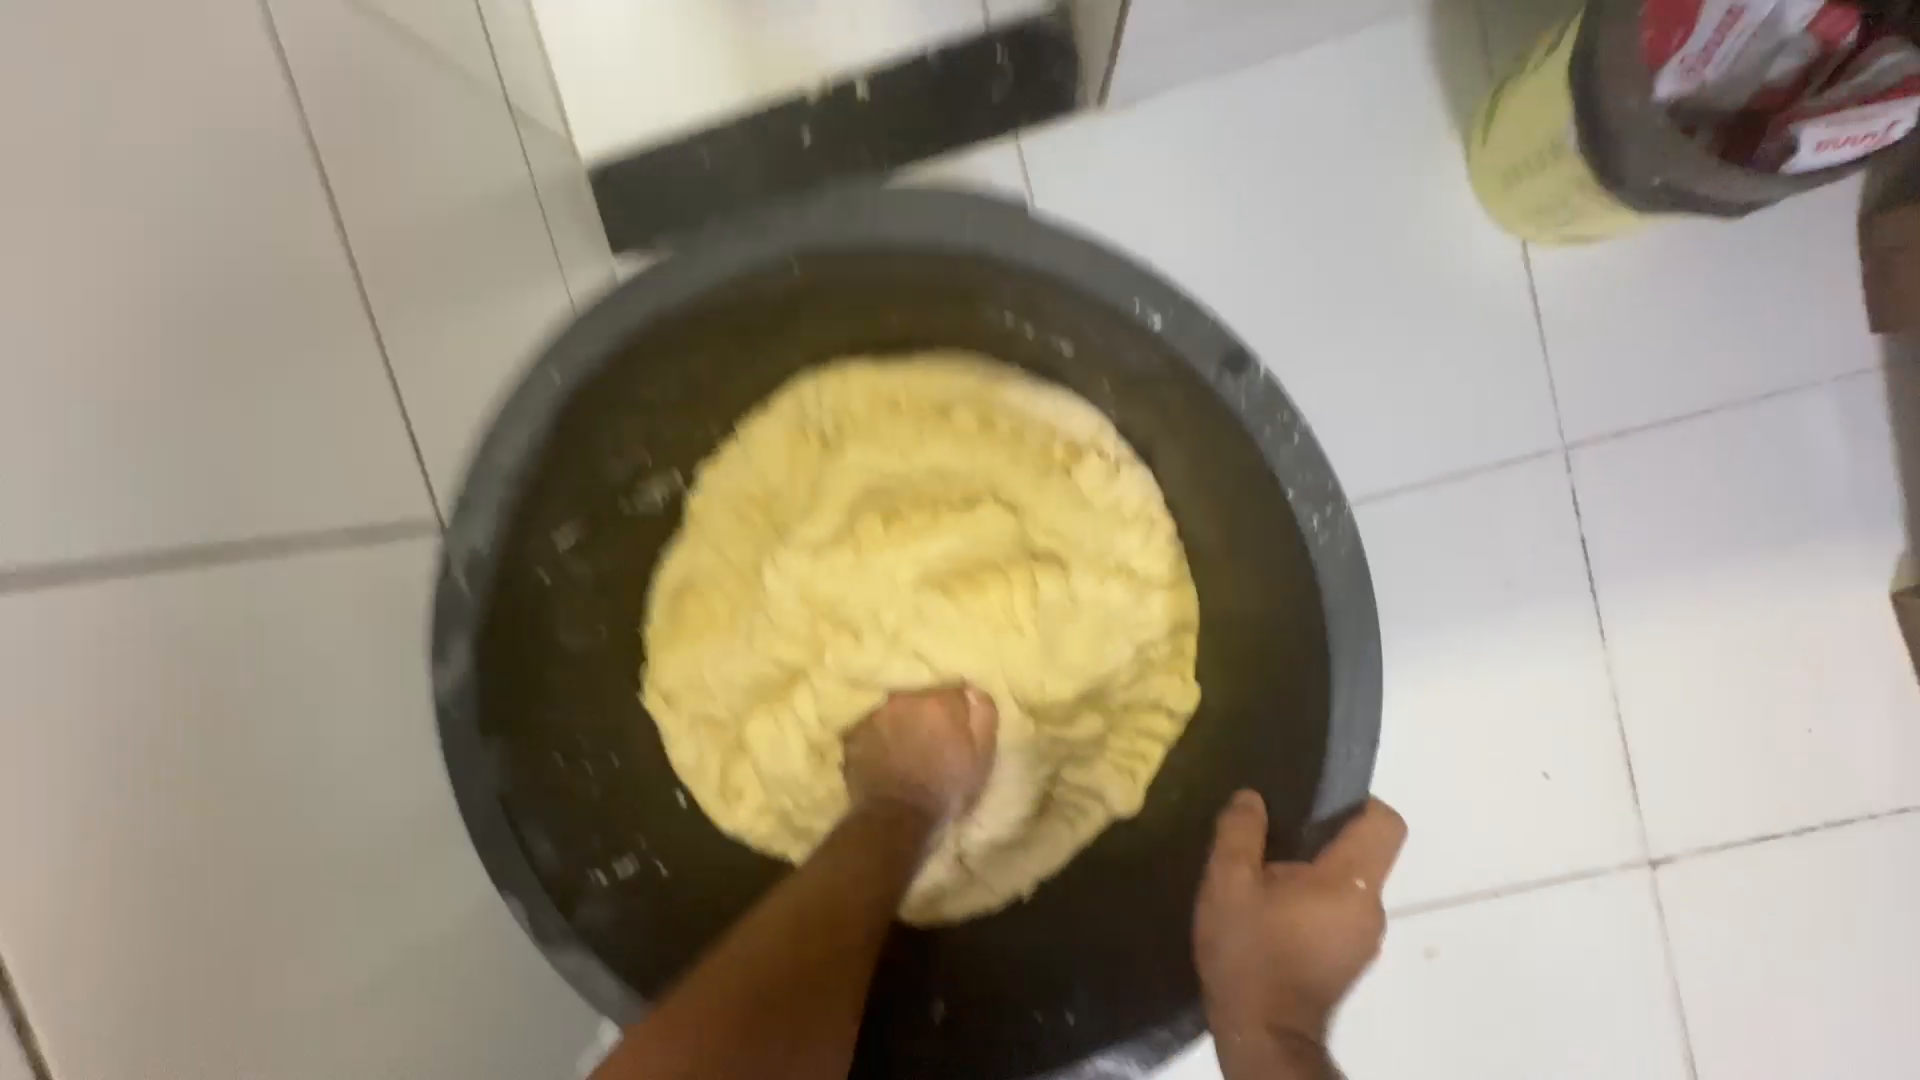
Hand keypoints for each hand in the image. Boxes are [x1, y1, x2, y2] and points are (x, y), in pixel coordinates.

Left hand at [843, 685, 997, 824]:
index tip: (958, 732)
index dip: (958, 713)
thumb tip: (972, 690)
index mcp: (939, 701)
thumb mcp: (982, 756)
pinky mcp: (852, 734)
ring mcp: (874, 715)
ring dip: (901, 725)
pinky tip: (885, 759)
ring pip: (894, 712)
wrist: (897, 819)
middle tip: (931, 745)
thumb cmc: (947, 789)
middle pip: (921, 699)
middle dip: (927, 716)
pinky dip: (879, 739)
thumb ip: (983, 715)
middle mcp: (904, 698)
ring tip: (906, 753)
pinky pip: (872, 729)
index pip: (954, 692)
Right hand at [1194, 793, 1405, 1056]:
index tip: (1312, 799)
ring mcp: (1363, 939)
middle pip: (1361, 852)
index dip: (1356, 801)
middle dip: (1318, 836)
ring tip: (1260, 873)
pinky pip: (1337, 909)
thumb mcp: (1228, 881)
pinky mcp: (1347, 960)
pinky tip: (1267, 909)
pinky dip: (1310, 899)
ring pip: (1346, 882)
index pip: (1386, 823)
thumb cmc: (1249, 951)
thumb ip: (1240, 832)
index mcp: (1350, 883)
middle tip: (1267, 835)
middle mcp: (1370, 908)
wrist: (1259, 1032)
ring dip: (1310, 871)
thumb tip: (1252, 797)